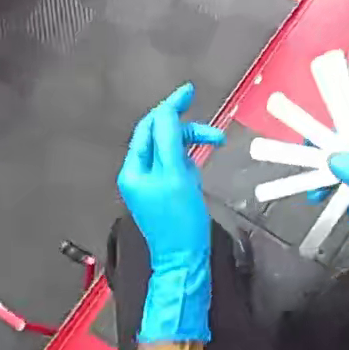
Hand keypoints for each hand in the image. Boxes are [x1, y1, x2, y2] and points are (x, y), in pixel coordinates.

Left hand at [118, 84, 224, 342]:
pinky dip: (189, 159)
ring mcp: (152, 184)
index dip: (169, 107)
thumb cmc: (179, 222)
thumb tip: (166, 113)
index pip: (150, 127)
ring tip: (214, 146)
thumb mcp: (175, 176)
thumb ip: (169, 141)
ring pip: (170, 150)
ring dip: (191, 144)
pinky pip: (176, 165)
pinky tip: (199, 166)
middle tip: (212, 130)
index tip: (188, 91)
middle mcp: (139, 174)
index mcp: (135, 169)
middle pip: (160, 136)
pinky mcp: (166, 192)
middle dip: (185, 128)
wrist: (185, 258)